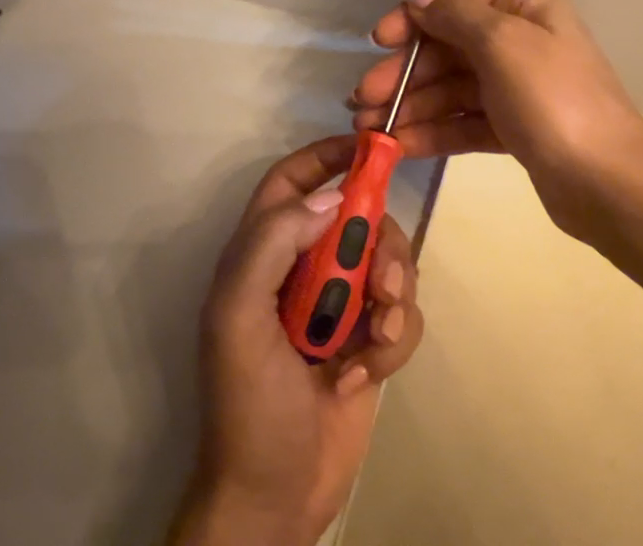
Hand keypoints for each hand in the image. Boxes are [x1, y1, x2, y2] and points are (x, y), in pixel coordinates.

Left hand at [169, 136, 423, 545]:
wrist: (275, 494)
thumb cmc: (248, 404)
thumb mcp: (240, 319)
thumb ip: (271, 246)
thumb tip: (329, 196)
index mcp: (261, 258)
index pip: (291, 184)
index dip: (327, 158)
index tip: (373, 148)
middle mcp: (302, 273)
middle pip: (359, 221)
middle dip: (381, 245)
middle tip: (384, 284)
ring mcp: (339, 308)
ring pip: (390, 266)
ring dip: (393, 300)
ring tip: (375, 338)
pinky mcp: (368, 342)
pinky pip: (402, 317)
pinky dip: (393, 342)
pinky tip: (363, 376)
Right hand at [352, 0, 642, 239]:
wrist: (607, 182)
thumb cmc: (554, 101)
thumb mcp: (504, 44)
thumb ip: (457, 17)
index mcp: (526, 9)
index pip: (458, 1)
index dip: (414, 19)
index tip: (378, 42)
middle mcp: (522, 42)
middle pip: (450, 49)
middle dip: (405, 72)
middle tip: (362, 101)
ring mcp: (518, 89)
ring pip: (452, 90)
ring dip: (411, 106)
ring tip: (368, 131)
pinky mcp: (514, 130)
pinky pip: (464, 123)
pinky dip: (432, 132)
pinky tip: (399, 146)